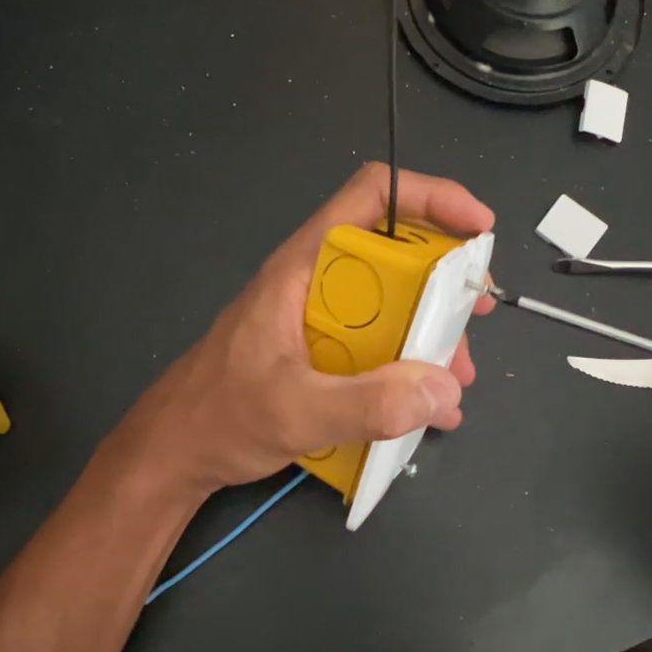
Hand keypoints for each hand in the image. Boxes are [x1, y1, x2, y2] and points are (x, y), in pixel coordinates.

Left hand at [112, 163, 495, 495]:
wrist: (173, 453)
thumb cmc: (220, 418)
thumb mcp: (296, 412)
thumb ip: (368, 404)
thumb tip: (443, 389)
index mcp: (304, 268)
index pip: (372, 198)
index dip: (431, 198)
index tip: (478, 230)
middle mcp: (317, 284)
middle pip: (395, 255)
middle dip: (444, 285)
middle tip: (474, 320)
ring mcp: (320, 320)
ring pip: (392, 306)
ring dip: (430, 337)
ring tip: (456, 382)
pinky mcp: (321, 355)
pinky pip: (377, 347)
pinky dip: (407, 371)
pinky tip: (426, 410)